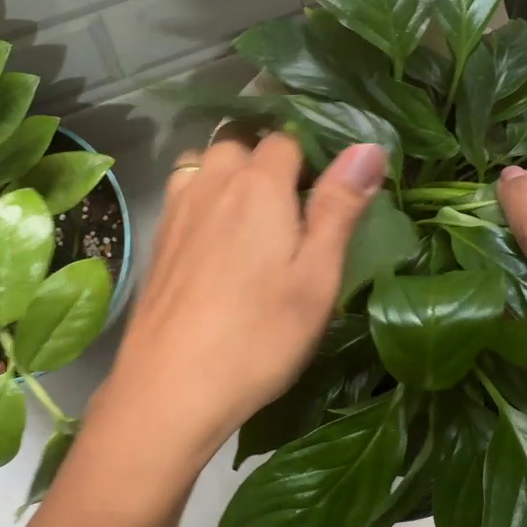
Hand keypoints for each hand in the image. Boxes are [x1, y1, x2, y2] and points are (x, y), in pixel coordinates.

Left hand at [89, 135, 385, 468]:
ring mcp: (177, 209)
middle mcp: (212, 183)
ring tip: (252, 220)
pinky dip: (202, 199)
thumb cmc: (260, 335)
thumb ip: (340, 207)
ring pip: (204, 164)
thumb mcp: (317, 276)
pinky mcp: (157, 239)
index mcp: (259, 185)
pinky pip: (183, 194)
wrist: (171, 387)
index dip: (310, 158)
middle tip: (292, 210)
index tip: (326, 194)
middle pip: (239, 143)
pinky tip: (215, 244)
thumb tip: (368, 145)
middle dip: (266, 161)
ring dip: (228, 175)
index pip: (287, 139)